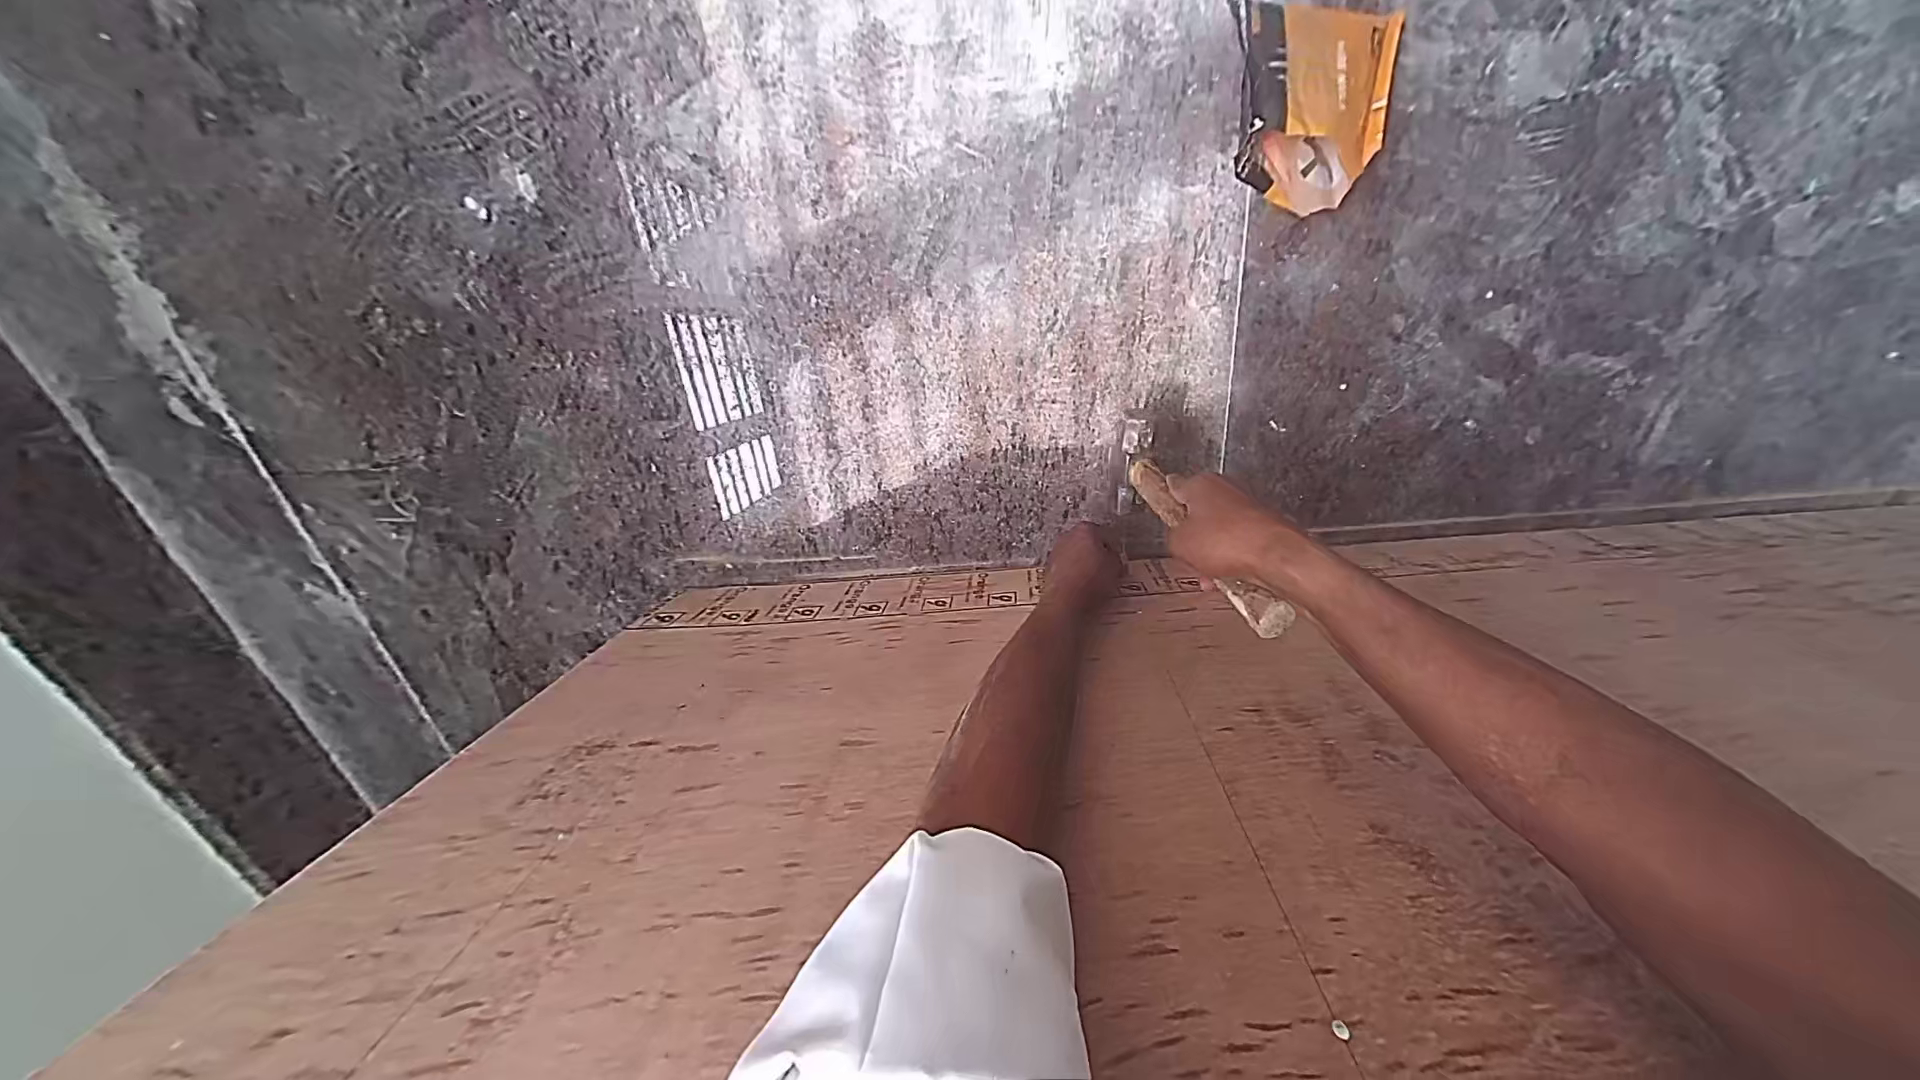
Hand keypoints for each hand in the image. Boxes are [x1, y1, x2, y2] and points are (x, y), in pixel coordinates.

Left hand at [1040, 522, 1121, 611]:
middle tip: (1104, 569)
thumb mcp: (1115, 567)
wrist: (1065, 600)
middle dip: (1094, 554)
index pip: (1103, 534)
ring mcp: (1056, 550)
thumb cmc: (1091, 580)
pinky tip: (1079, 586)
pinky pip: (1065, 567)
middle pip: (1086, 543)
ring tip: (1092, 580)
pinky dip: (1071, 573)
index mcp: (1085, 530)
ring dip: (1082, 563)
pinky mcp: (1048, 566)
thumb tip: (1112, 557)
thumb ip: (1115, 557)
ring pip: (1074, 555)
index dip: (1111, 549)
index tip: (1114, 559)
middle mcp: (1067, 536)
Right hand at [1165, 473, 1321, 595]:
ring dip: (1210, 553)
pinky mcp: (1262, 526)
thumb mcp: (1178, 544)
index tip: (1160, 506)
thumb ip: (1171, 536)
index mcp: (1200, 484)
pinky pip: (1237, 543)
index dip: (1164, 500)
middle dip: (1190, 537)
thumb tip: (1178, 537)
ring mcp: (1246, 506)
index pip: (1173, 487)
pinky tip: (1227, 577)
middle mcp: (1224, 489)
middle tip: (1185, 555)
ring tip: (1208, 574)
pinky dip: (1230, 558)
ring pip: (1217, 531)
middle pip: (1196, 514)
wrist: (1277, 556)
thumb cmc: (1229, 542)